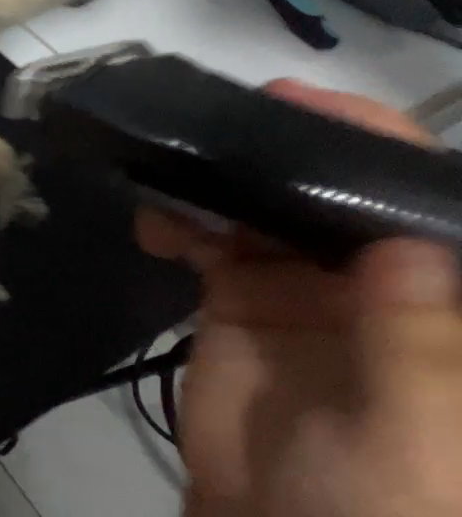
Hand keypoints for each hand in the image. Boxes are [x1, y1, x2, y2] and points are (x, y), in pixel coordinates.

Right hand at [137, 80, 461, 516]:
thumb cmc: (390, 512)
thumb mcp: (423, 447)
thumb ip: (419, 352)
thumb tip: (402, 245)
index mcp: (451, 316)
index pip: (435, 217)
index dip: (389, 153)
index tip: (316, 109)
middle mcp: (393, 294)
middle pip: (347, 200)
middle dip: (295, 151)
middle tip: (229, 115)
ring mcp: (313, 298)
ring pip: (272, 212)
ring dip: (222, 181)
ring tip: (173, 165)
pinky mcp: (242, 306)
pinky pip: (211, 243)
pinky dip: (179, 220)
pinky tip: (154, 219)